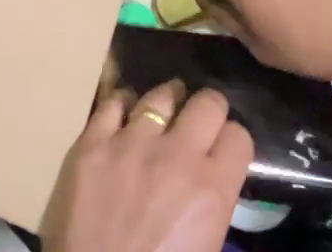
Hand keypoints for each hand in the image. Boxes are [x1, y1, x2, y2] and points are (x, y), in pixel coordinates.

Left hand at [41, 79, 252, 251]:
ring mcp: (131, 143)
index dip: (233, 141)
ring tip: (162, 109)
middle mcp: (176, 155)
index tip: (223, 147)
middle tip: (197, 119)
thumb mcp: (207, 249)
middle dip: (207, 108)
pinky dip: (121, 106)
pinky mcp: (92, 142)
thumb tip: (210, 187)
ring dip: (166, 101)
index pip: (239, 137)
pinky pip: (112, 103)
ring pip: (159, 95)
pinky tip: (122, 114)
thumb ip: (213, 208)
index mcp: (212, 190)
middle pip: (206, 103)